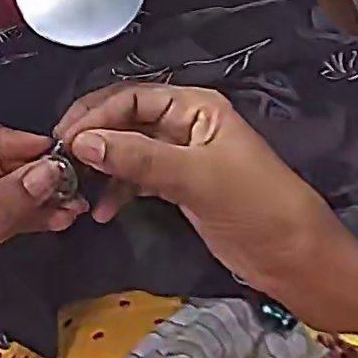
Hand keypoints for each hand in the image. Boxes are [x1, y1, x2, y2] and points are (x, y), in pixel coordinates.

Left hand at [0, 115, 83, 357]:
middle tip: (70, 178)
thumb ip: (1, 206)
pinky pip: (10, 217)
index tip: (48, 153)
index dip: (12, 138)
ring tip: (73, 200)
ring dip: (40, 193)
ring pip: (8, 189)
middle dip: (32, 167)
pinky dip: (34, 217)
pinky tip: (59, 218)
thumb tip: (45, 172)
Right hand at [55, 83, 357, 333]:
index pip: (130, 98)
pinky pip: (135, 177)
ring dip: (101, 165)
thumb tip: (82, 142)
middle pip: (123, 119)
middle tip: (60, 158)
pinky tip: (101, 209)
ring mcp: (178, 155)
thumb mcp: (196, 176)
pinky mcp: (177, 184)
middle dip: (92, 136)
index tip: (65, 141)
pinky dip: (117, 190)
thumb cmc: (256, 206)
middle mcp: (183, 123)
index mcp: (193, 106)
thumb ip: (137, 157)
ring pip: (125, 149)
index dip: (95, 115)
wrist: (297, 260)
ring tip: (76, 185)